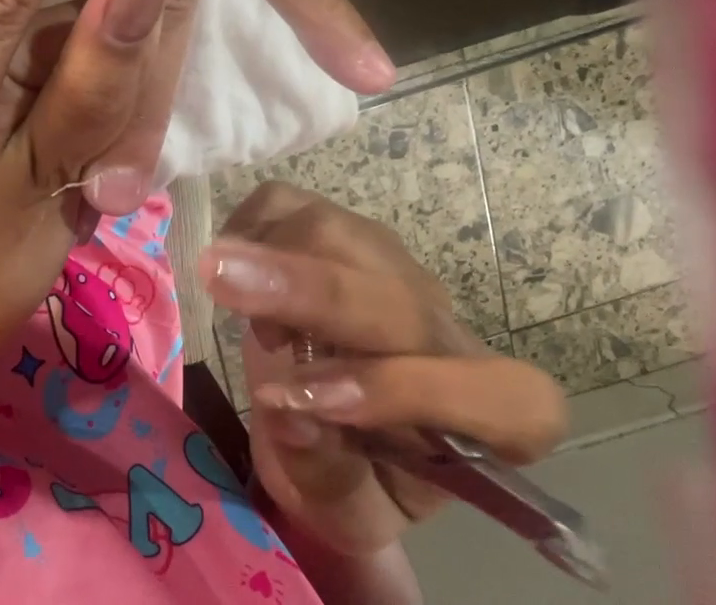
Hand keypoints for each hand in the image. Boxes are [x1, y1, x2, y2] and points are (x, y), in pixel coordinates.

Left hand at [0, 0, 168, 422]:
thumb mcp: (40, 170)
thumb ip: (93, 81)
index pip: (97, 9)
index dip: (125, 85)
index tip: (98, 162)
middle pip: (102, 37)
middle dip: (115, 114)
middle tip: (85, 187)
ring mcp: (2, 64)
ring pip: (103, 74)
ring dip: (109, 136)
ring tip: (76, 193)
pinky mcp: (18, 98)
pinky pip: (88, 102)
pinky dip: (96, 146)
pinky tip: (76, 186)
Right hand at [201, 183, 566, 555]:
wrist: (340, 434)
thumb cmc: (352, 482)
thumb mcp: (342, 511)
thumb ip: (323, 471)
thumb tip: (288, 410)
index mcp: (495, 419)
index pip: (480, 394)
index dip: (392, 389)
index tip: (293, 398)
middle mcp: (448, 331)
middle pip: (391, 298)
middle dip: (307, 289)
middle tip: (220, 279)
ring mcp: (393, 269)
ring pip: (339, 236)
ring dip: (272, 254)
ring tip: (231, 296)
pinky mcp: (337, 234)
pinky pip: (292, 204)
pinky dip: (251, 223)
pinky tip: (234, 263)